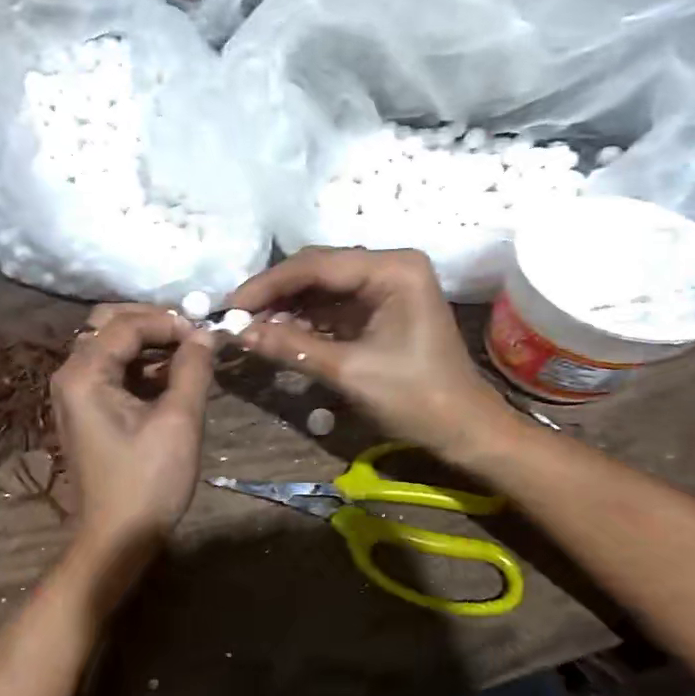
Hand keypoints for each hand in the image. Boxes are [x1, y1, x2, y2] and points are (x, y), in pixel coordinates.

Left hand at [51, 304, 216, 554]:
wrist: (117, 539)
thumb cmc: (148, 482)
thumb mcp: (179, 422)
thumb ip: (193, 369)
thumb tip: (206, 334)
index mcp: (84, 374)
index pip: (126, 325)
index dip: (169, 322)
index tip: (206, 333)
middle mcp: (70, 376)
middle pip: (109, 325)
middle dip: (153, 324)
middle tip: (192, 334)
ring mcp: (74, 394)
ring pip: (110, 347)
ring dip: (148, 344)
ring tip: (189, 354)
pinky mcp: (85, 411)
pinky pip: (111, 372)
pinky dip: (140, 367)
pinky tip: (171, 377)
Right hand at [228, 248, 506, 456]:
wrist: (464, 429)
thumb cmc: (416, 398)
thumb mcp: (349, 372)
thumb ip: (292, 347)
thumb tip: (239, 333)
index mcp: (393, 270)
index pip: (316, 265)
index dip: (269, 284)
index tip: (230, 305)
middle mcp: (389, 267)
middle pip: (317, 270)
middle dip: (275, 293)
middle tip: (235, 315)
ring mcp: (386, 287)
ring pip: (321, 288)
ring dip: (287, 307)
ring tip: (249, 326)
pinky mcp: (380, 309)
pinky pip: (332, 307)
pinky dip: (305, 320)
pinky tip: (277, 332)